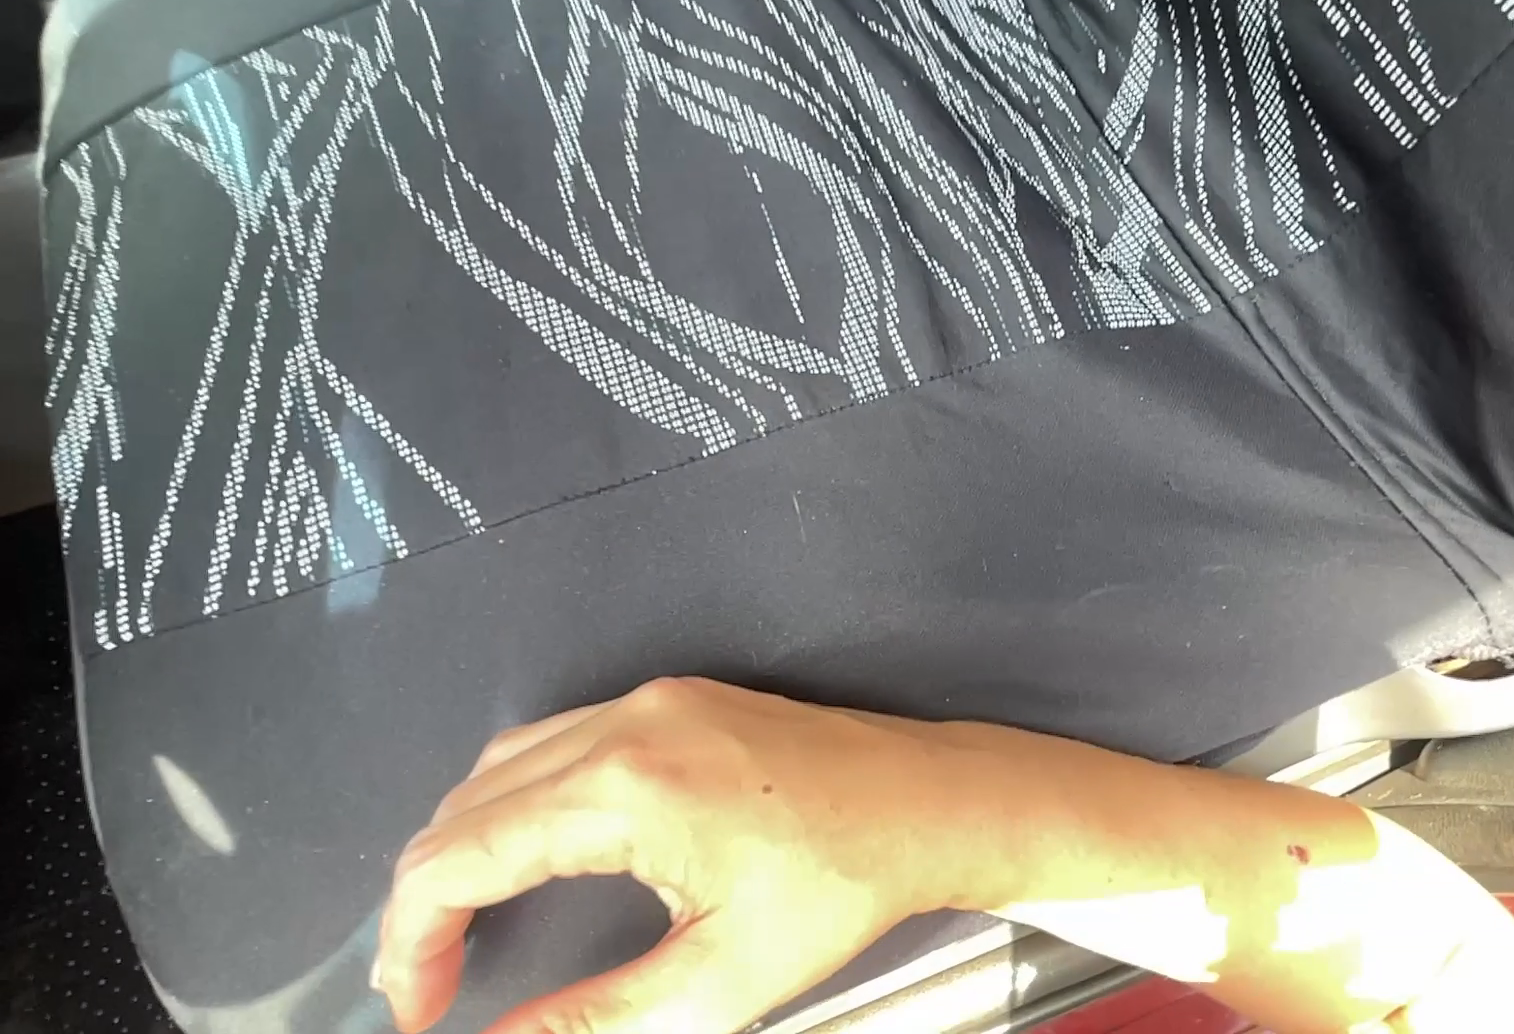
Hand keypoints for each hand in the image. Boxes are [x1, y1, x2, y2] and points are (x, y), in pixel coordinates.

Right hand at [372, 677, 1001, 1033]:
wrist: (921, 799)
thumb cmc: (836, 884)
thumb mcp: (715, 979)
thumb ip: (588, 1022)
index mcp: (626, 786)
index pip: (456, 853)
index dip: (409, 937)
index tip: (419, 1002)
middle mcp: (630, 720)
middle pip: (473, 798)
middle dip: (432, 888)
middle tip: (440, 970)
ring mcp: (661, 696)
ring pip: (516, 757)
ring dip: (476, 833)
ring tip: (476, 914)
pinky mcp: (687, 694)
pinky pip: (572, 733)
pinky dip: (529, 790)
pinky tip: (544, 841)